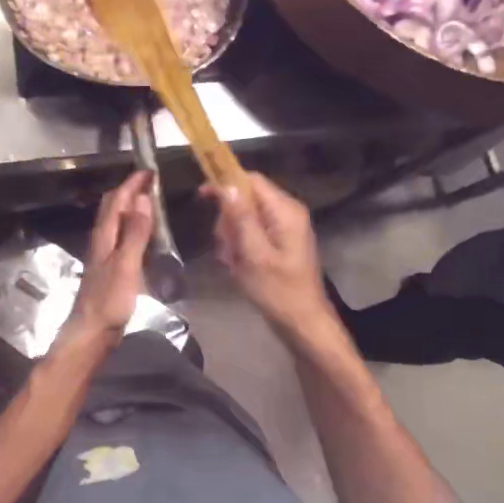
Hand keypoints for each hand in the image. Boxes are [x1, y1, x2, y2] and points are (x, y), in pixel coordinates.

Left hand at [58, 169, 154, 351]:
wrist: (92, 332)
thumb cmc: (109, 300)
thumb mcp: (127, 265)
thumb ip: (135, 233)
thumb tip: (143, 199)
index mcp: (105, 237)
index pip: (117, 201)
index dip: (131, 184)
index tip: (149, 171)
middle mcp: (102, 241)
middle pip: (112, 208)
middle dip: (129, 191)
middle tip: (150, 182)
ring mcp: (104, 255)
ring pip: (115, 222)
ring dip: (130, 208)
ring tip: (149, 202)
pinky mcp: (110, 269)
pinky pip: (121, 238)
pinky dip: (132, 228)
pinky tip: (142, 235)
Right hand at [203, 172, 331, 334]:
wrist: (302, 322)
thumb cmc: (278, 290)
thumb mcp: (254, 254)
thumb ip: (241, 218)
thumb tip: (226, 185)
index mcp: (285, 211)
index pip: (251, 180)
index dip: (225, 183)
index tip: (201, 195)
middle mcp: (286, 213)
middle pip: (245, 199)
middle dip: (228, 221)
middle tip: (226, 248)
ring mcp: (283, 229)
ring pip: (244, 219)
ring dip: (232, 238)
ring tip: (233, 263)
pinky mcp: (278, 243)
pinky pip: (251, 235)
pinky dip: (240, 248)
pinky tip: (239, 267)